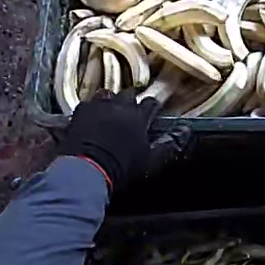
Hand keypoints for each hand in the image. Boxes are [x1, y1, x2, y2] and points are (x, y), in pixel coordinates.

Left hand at [56, 94, 186, 192]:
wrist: (85, 170)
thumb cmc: (123, 167)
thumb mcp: (152, 160)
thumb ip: (171, 144)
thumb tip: (187, 129)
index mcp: (139, 115)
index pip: (151, 104)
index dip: (154, 107)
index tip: (154, 112)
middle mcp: (118, 105)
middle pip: (128, 94)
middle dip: (131, 100)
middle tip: (131, 111)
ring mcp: (95, 107)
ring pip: (106, 95)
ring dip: (109, 101)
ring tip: (109, 111)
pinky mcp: (77, 113)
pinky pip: (85, 105)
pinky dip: (89, 110)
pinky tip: (88, 119)